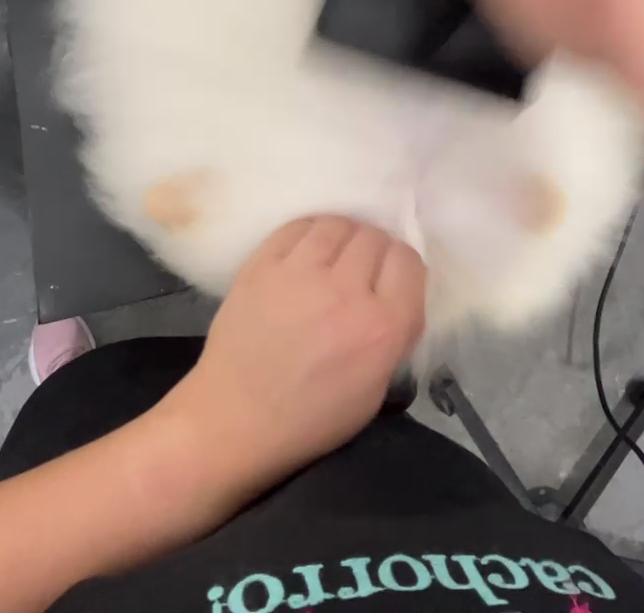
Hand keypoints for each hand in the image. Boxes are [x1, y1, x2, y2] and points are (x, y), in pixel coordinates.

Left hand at [153, 216, 425, 486]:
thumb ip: (395, 333)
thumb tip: (395, 290)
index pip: (408, 261)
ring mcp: (299, 273)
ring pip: (337, 224)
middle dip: (374, 252)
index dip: (402, 268)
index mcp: (381, 328)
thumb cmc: (310, 417)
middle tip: (360, 272)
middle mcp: (345, 292)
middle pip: (374, 238)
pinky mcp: (261, 264)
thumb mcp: (375, 389)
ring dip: (343, 237)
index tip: (390, 280)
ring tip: (334, 257)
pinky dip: (310, 233)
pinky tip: (307, 250)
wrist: (234, 419)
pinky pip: (297, 226)